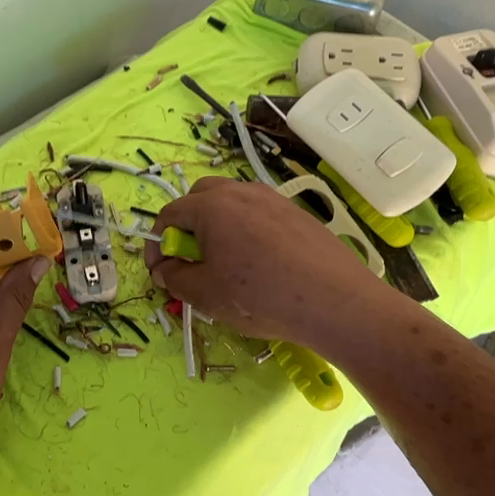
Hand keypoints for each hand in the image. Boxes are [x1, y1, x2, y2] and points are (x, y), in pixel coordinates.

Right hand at [145, 177, 386, 342]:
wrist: (336, 302)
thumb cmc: (261, 297)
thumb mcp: (205, 295)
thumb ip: (175, 278)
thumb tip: (164, 270)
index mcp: (211, 207)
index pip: (170, 214)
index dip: (158, 243)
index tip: (159, 270)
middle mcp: (241, 193)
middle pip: (200, 197)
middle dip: (187, 224)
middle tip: (191, 257)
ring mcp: (273, 199)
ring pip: (233, 202)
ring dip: (218, 225)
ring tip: (226, 261)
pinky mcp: (297, 213)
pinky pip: (260, 214)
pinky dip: (247, 231)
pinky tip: (260, 263)